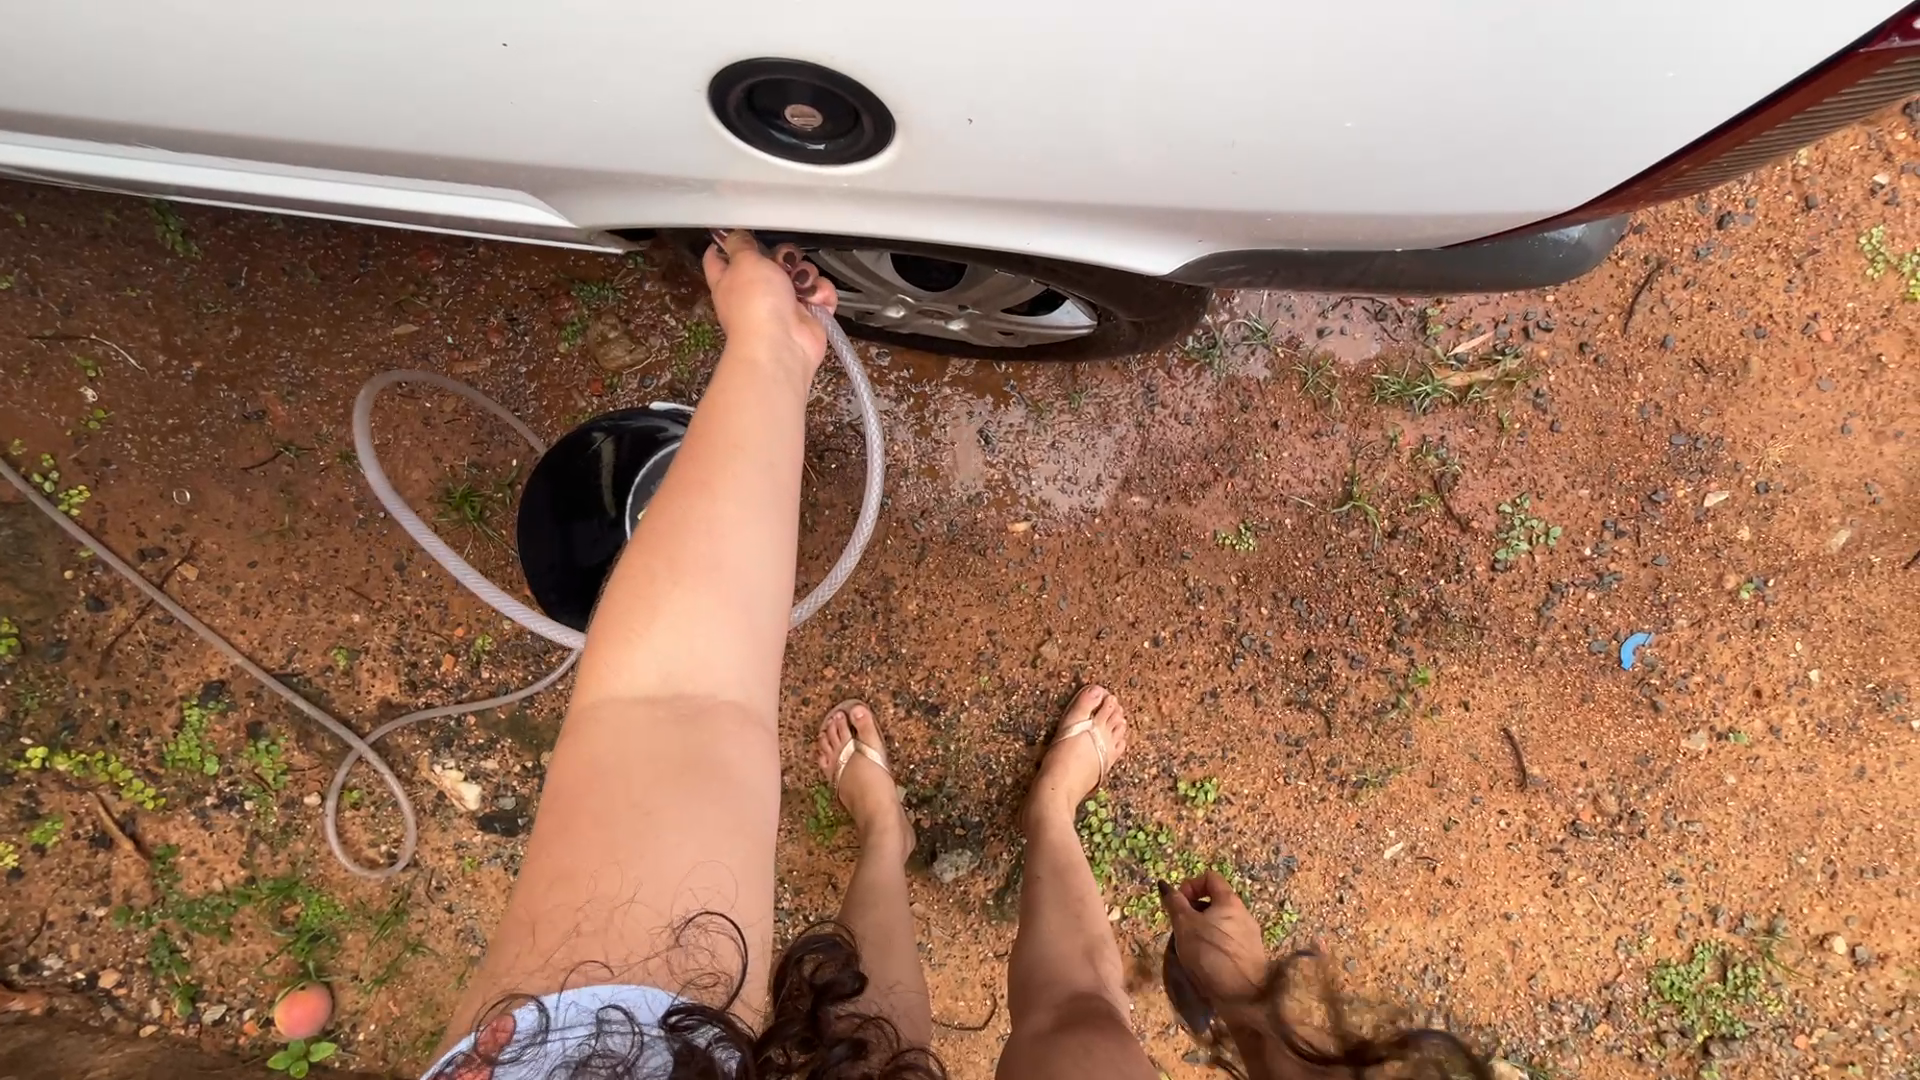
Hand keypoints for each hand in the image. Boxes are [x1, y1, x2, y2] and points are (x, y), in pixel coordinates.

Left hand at [702, 230, 839, 377]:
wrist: (782, 345)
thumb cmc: (755, 305)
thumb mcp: (742, 261)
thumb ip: (740, 243)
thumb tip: (735, 235)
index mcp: (732, 279)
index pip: (723, 256)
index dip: (730, 242)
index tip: (742, 232)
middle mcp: (758, 292)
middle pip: (773, 260)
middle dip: (785, 255)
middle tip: (784, 262)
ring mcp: (785, 305)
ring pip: (801, 274)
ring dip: (806, 274)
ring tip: (801, 284)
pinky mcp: (809, 316)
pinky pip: (821, 293)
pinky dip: (821, 293)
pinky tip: (814, 298)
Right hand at [1163, 871, 1269, 1004]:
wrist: (1244, 998)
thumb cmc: (1210, 954)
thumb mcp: (1184, 925)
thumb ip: (1174, 903)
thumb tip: (1165, 886)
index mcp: (1229, 901)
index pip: (1210, 878)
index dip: (1190, 885)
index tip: (1179, 904)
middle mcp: (1244, 914)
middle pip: (1215, 901)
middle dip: (1194, 911)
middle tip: (1181, 928)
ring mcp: (1250, 937)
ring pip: (1221, 923)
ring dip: (1203, 929)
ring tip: (1191, 948)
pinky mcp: (1251, 958)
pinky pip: (1229, 942)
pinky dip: (1215, 945)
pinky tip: (1206, 963)